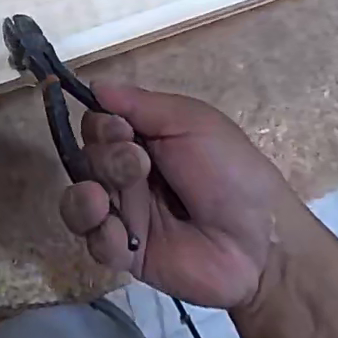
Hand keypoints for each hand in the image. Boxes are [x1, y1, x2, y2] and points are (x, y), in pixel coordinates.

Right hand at [57, 85, 293, 308]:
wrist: (261, 245)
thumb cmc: (230, 173)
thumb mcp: (191, 123)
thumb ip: (139, 103)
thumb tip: (94, 83)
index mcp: (141, 142)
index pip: (95, 127)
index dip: (100, 127)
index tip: (123, 130)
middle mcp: (125, 176)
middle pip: (84, 161)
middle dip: (105, 160)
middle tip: (140, 167)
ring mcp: (123, 215)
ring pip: (77, 202)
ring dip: (83, 197)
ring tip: (102, 200)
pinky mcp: (124, 253)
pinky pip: (92, 241)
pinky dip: (99, 234)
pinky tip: (122, 233)